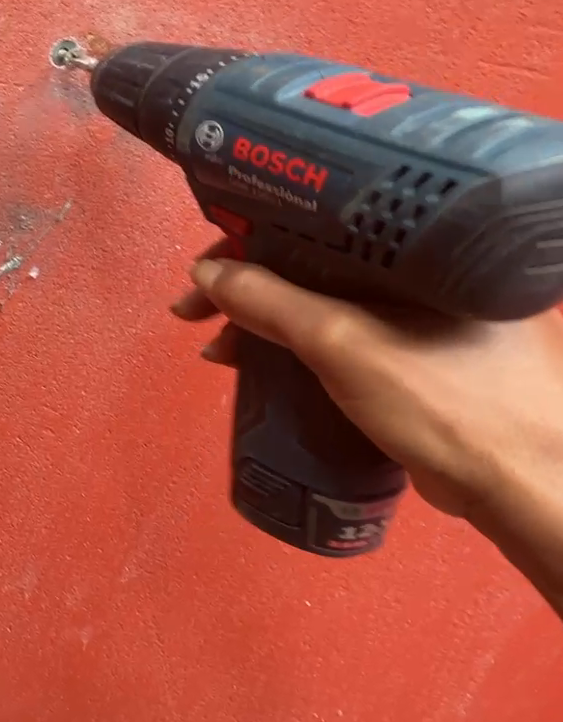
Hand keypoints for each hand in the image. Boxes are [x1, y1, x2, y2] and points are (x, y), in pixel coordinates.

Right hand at [172, 257, 562, 528]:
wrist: (529, 493)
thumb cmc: (449, 406)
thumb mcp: (342, 344)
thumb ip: (269, 302)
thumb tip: (204, 272)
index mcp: (426, 258)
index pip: (317, 228)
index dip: (249, 242)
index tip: (204, 270)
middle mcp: (426, 281)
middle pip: (308, 267)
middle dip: (242, 290)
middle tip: (193, 315)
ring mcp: (422, 322)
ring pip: (315, 303)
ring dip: (256, 322)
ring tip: (219, 352)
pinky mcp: (413, 358)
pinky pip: (331, 334)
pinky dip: (286, 344)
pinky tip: (256, 362)